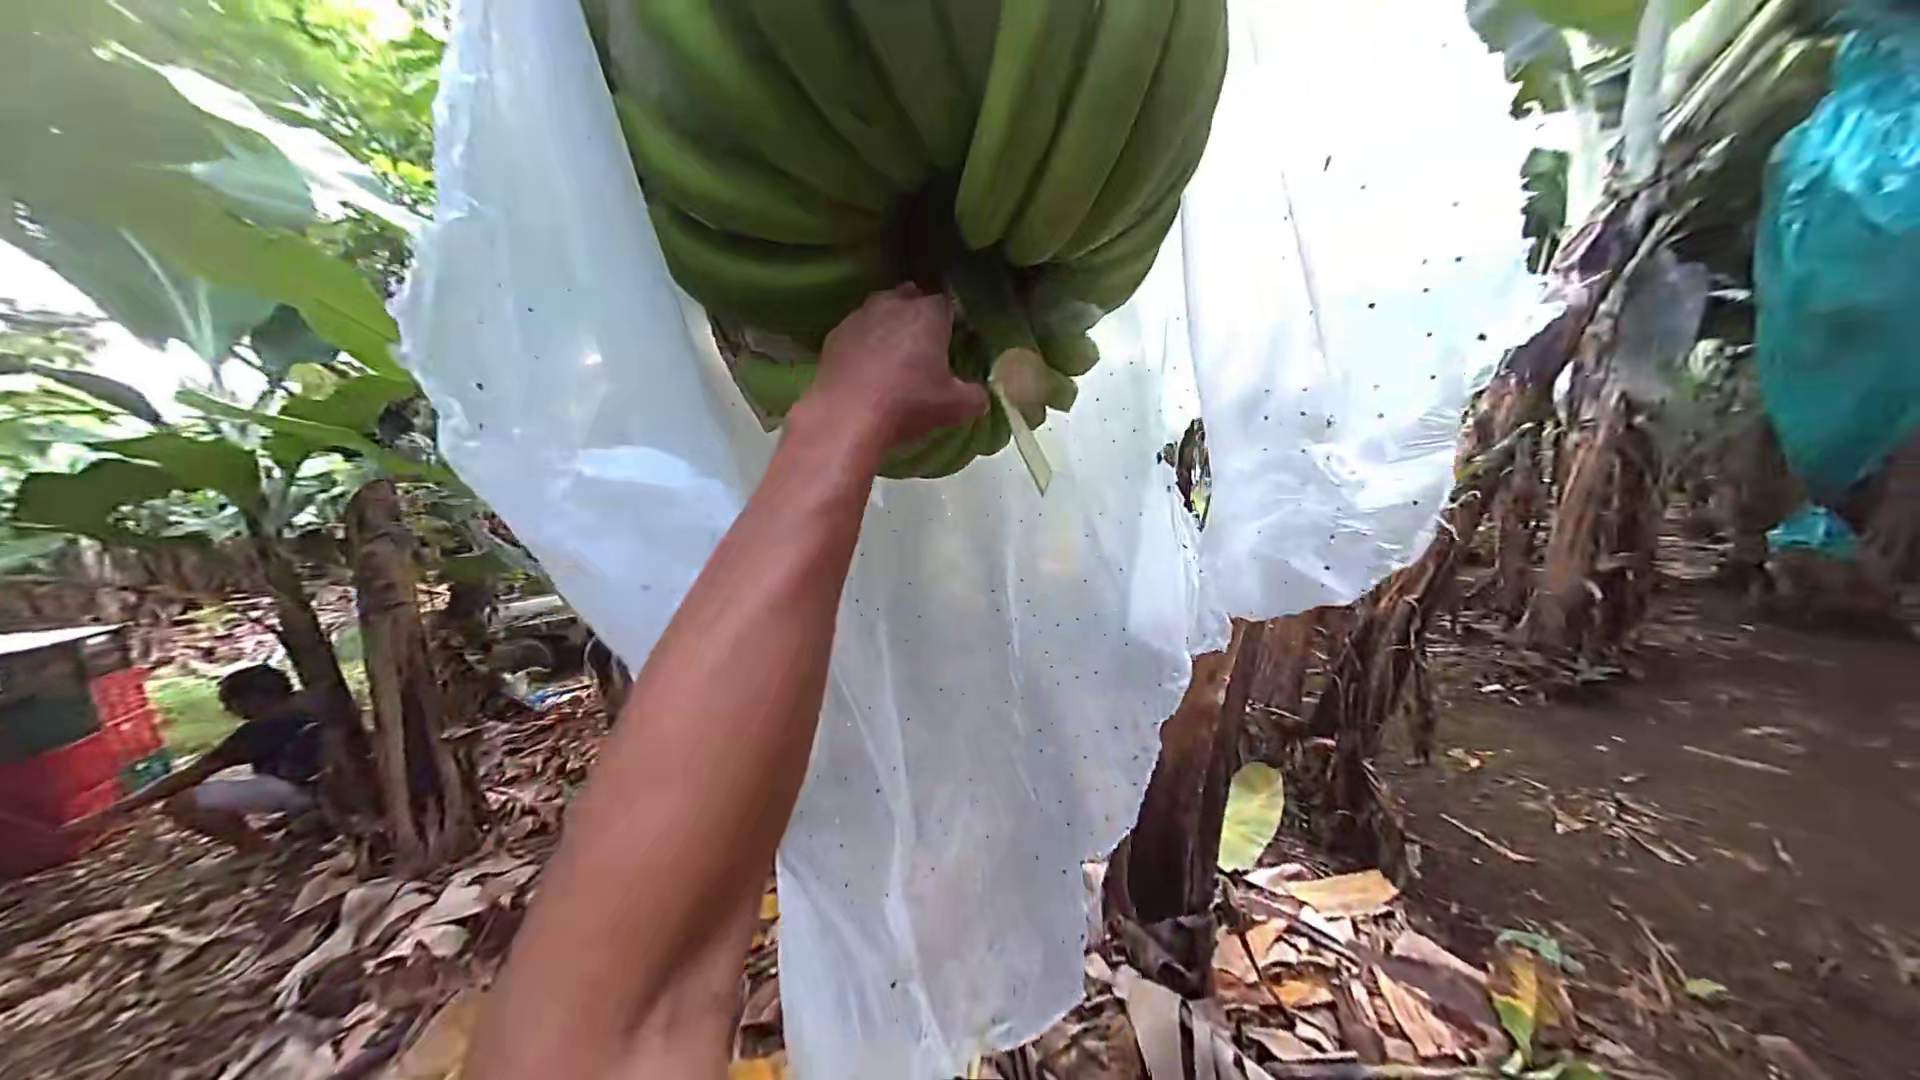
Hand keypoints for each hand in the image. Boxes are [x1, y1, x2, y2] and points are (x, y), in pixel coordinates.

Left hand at [804, 285, 989, 452]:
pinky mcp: (833, 335)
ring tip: (893, 359)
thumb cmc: (907, 404)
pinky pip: (856, 333)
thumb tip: (980, 397)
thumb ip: (974, 397)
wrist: (846, 417)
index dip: (951, 321)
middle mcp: (893, 304)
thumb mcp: (954, 407)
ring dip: (888, 328)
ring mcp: (859, 316)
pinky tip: (866, 370)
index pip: (947, 304)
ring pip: (880, 312)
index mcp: (928, 313)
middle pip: (911, 298)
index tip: (952, 341)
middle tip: (924, 347)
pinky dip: (863, 345)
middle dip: (918, 316)